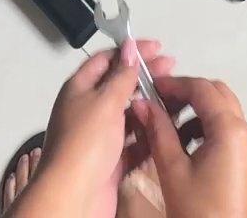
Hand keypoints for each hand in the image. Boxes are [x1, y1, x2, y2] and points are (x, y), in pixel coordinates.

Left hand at [7, 39, 174, 217]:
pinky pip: (133, 142)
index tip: (156, 48)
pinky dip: (148, 134)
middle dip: (145, 76)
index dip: (131, 52)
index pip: (107, 59)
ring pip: (129, 114)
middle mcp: (88, 109)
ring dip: (150, 106)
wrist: (73, 198)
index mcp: (80, 88)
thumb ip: (121, 75)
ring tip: (173, 98)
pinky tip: (165, 128)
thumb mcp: (105, 101)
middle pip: (120, 85)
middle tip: (169, 69)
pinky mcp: (111, 160)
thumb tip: (129, 48)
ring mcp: (100, 136)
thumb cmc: (82, 146)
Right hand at [136, 75, 246, 217]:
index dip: (174, 84)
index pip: (201, 88)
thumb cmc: (201, 213)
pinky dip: (207, 130)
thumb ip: (158, 131)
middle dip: (187, 94)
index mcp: (230, 129)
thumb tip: (142, 103)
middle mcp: (246, 132)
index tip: (150, 88)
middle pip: (217, 95)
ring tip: (168, 130)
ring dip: (197, 113)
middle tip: (160, 105)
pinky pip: (229, 133)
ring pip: (224, 113)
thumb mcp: (173, 171)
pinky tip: (186, 149)